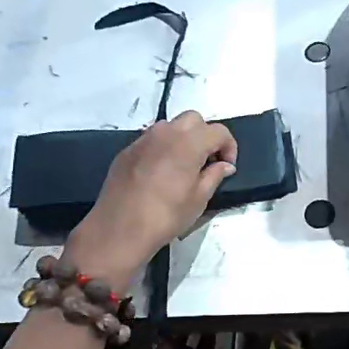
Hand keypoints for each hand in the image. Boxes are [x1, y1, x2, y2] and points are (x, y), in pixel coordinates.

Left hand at [65, 111, 237, 281]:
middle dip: (205, 135)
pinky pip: (151, 140)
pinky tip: (160, 173)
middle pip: (193, 119)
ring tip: (183, 165)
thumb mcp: (199, 199)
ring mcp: (143, 140)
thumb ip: (214, 176)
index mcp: (189, 143)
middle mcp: (166, 133)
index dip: (229, 146)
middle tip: (206, 161)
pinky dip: (162, 148)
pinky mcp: (127, 151)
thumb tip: (225, 165)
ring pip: (170, 126)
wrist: (120, 228)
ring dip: (183, 138)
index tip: (227, 166)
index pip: (218, 131)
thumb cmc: (166, 215)